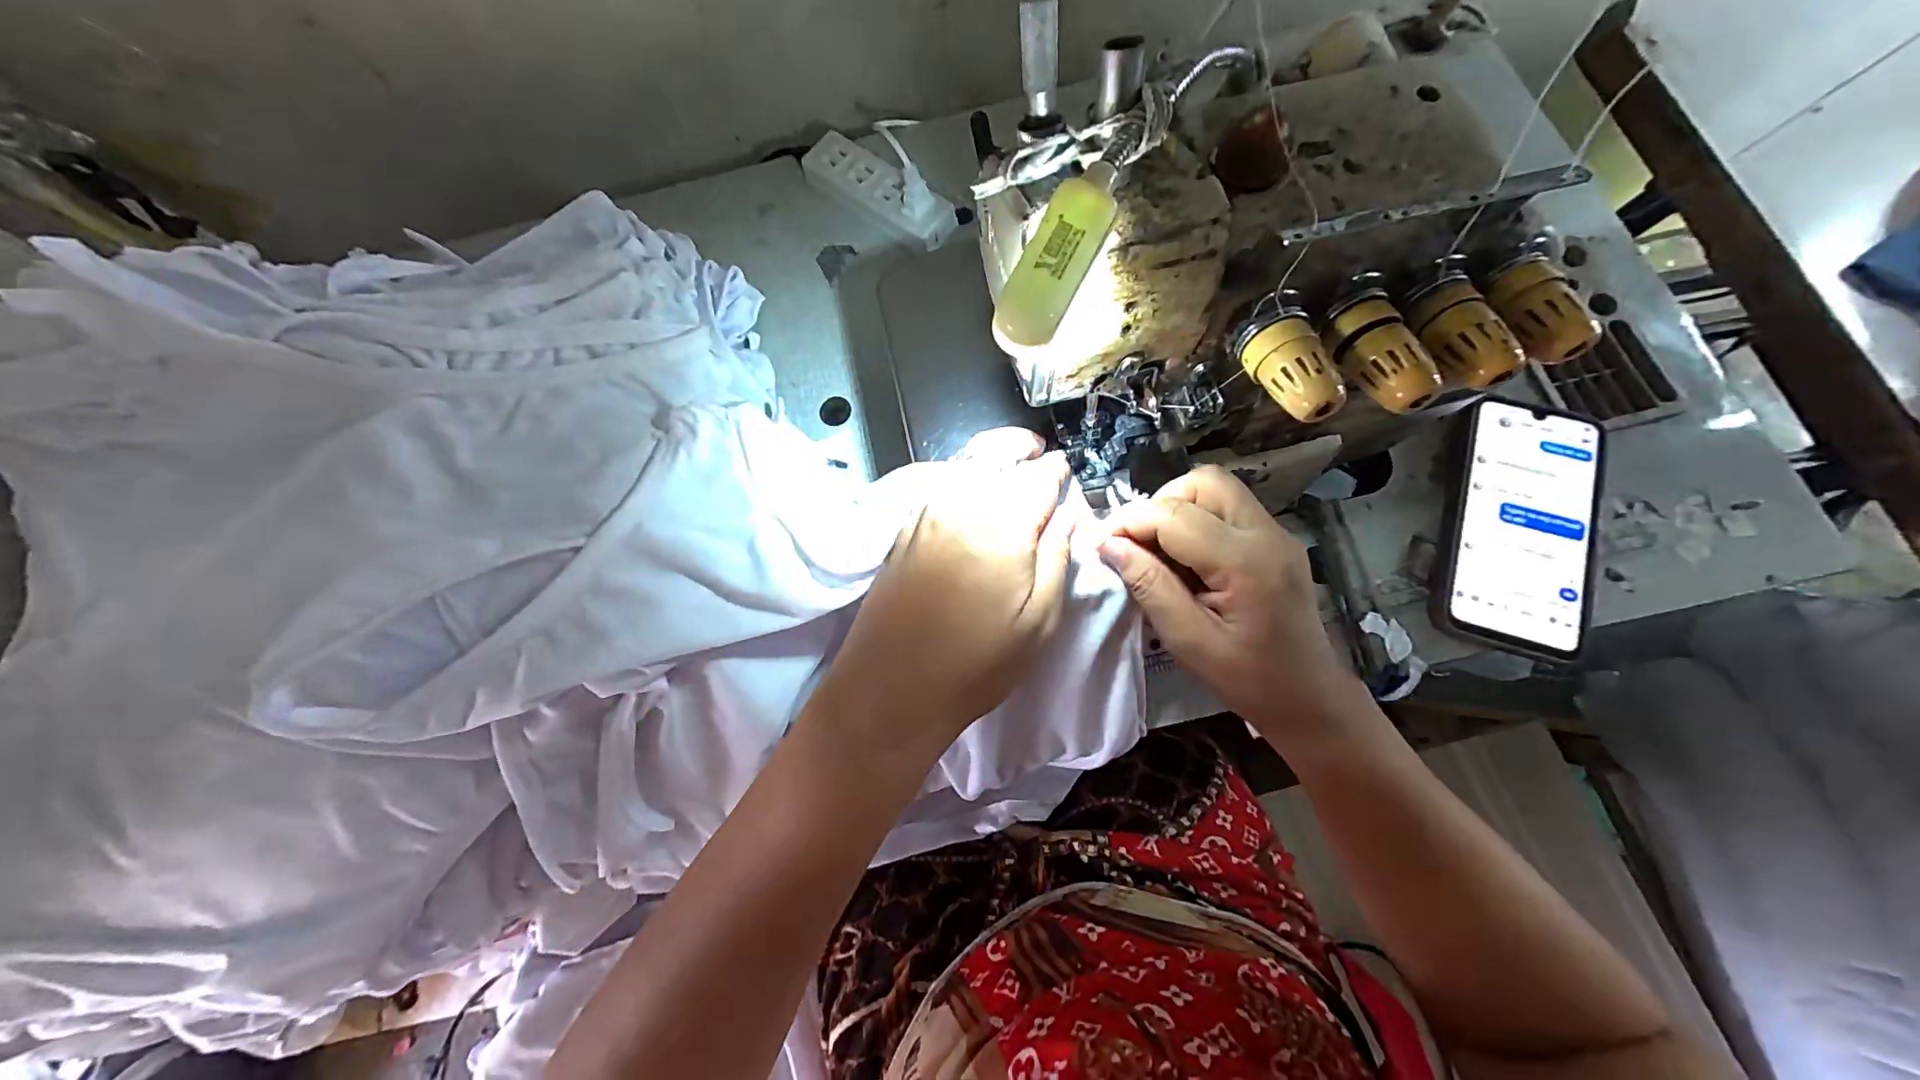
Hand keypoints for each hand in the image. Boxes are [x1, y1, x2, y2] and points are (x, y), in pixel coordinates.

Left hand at [816, 436, 1072, 760]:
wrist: (891, 686)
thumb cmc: (976, 663)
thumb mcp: (1039, 620)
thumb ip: (1057, 558)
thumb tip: (1067, 517)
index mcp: (1002, 524)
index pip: (1038, 477)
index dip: (1056, 471)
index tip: (1066, 470)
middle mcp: (961, 506)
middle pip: (996, 456)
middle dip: (1021, 450)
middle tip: (1038, 454)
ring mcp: (925, 515)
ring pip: (963, 465)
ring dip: (990, 458)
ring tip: (1010, 464)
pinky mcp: (903, 530)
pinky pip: (939, 485)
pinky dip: (960, 475)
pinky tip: (971, 491)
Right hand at [1095, 466, 1364, 746]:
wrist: (1309, 697)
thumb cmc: (1248, 679)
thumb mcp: (1189, 641)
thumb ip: (1150, 587)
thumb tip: (1110, 545)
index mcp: (1246, 563)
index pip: (1175, 515)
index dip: (1130, 522)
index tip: (1102, 545)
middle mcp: (1267, 534)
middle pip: (1203, 482)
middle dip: (1158, 505)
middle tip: (1136, 544)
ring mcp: (1277, 533)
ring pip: (1217, 488)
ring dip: (1177, 508)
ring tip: (1158, 549)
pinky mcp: (1277, 540)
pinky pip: (1229, 508)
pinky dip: (1197, 519)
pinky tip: (1185, 558)